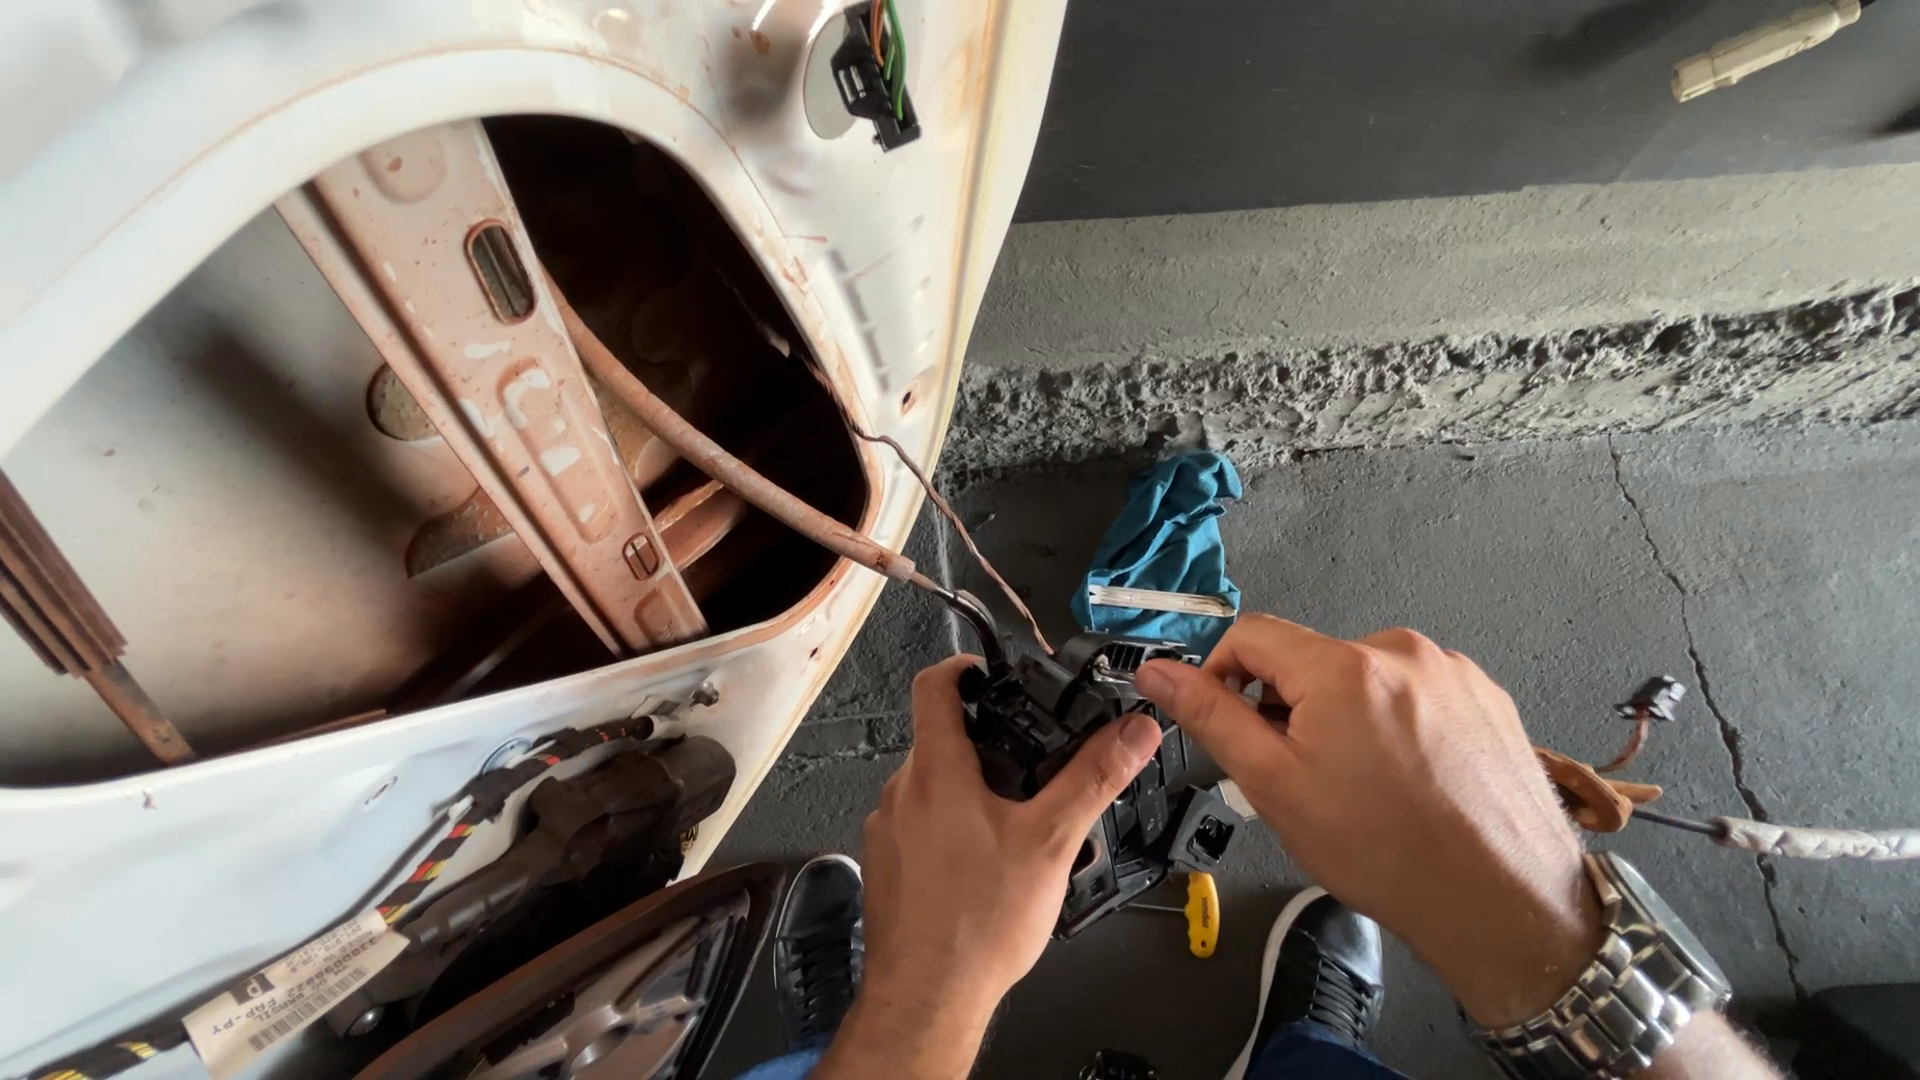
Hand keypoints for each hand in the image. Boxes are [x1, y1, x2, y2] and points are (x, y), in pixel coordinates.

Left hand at [817, 654, 1163, 1078]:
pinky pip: (915, 823)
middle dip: (982, 742)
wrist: (927, 1000)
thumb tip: (1131, 733)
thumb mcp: (1051, 841)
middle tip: (1024, 765)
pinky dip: (946, 825)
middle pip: (937, 737)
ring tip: (1009, 822)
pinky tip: (979, 863)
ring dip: (965, 788)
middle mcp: (901, 791)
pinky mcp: (884, 862)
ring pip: (928, 784)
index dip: (962, 668)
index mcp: (937, 770)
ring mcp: (887, 828)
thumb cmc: (979, 924)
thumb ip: (1093, 777)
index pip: (933, 685)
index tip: (987, 672)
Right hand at [1134, 616, 1601, 1026]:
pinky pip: (1407, 687)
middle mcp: (1400, 651)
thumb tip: (1158, 672)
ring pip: (1356, 673)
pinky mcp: (1484, 694)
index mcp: (1343, 667)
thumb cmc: (1384, 852)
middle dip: (1284, 702)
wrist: (1507, 908)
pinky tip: (1402, 772)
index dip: (1221, 673)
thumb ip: (1209, 716)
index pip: (1249, 634)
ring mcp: (1449, 670)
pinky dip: (1387, 717)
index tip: (1228, 719)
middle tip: (1296, 768)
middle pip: (1305, 656)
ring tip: (1356, 778)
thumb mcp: (1273, 783)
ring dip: (1337, 710)